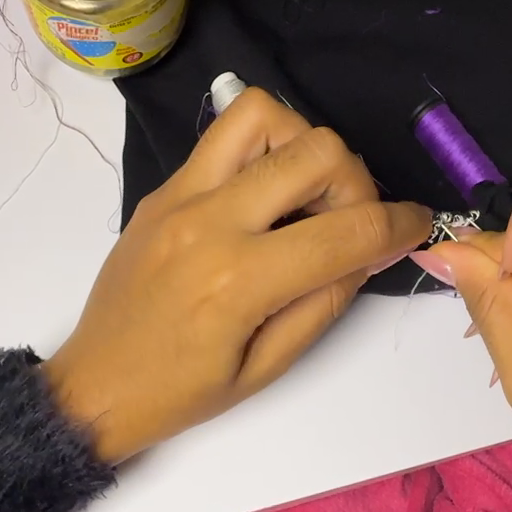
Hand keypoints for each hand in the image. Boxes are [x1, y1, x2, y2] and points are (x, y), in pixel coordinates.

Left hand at [44, 89, 431, 463]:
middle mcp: (210, 223)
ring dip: (304, 148)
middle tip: (348, 225)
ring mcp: (179, 197)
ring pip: (266, 115)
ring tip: (303, 199)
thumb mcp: (265, 368)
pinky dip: (262, 150)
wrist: (95, 385)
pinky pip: (224, 135)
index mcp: (238, 282)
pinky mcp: (162, 190)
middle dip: (357, 184)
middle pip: (317, 152)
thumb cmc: (180, 396)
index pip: (346, 231)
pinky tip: (262, 196)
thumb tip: (368, 252)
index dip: (400, 226)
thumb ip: (323, 304)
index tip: (416, 227)